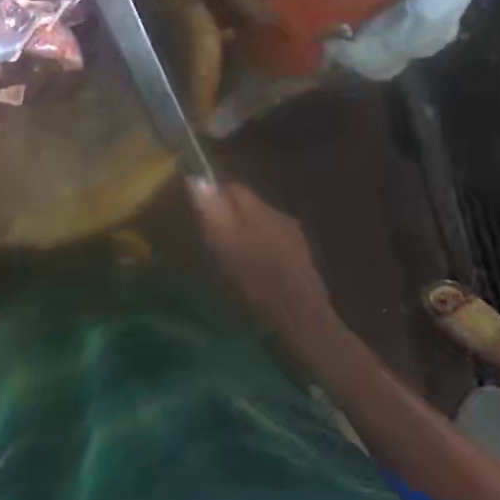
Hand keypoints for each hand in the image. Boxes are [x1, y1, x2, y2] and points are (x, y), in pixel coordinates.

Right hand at [189, 180, 334, 335]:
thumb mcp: (223, 244)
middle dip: (229, 214)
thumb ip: (210, 209)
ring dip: (245, 230)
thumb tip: (196, 179)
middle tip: (213, 236)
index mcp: (260, 211)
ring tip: (233, 253)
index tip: (200, 213)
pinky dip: (260, 245)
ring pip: (260, 222)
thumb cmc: (256, 280)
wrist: (302, 320)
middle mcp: (280, 216)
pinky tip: (255, 266)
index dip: (213, 195)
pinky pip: (273, 239)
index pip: (233, 187)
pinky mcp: (302, 257)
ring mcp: (295, 236)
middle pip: (247, 204)